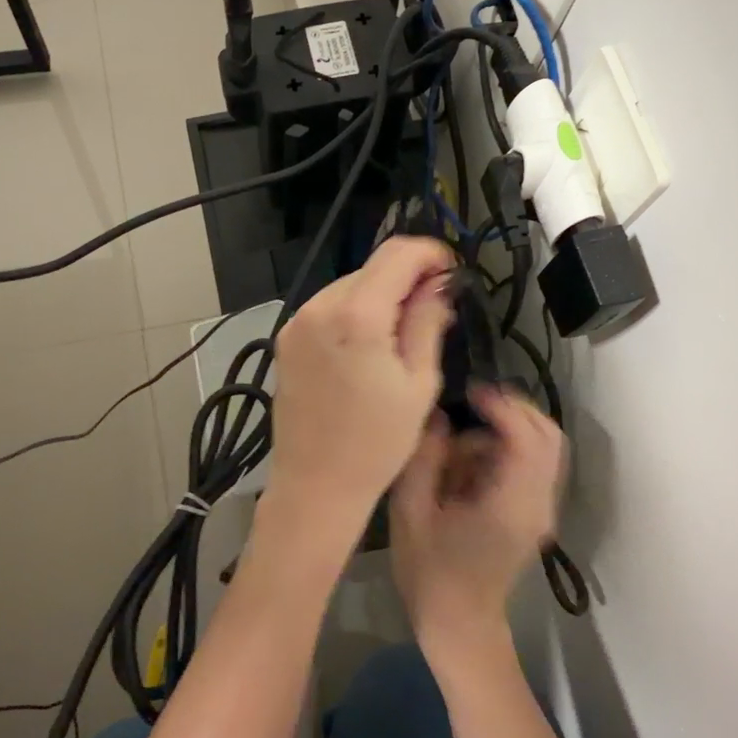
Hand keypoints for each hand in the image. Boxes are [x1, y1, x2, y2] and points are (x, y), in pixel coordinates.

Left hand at [267, 237, 455, 526]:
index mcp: (356, 315)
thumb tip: (438, 285)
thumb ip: (428, 322)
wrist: (315, 485)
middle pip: (372, 268)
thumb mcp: (418, 382)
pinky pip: (327, 309)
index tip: (451, 276)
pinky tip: (367, 348)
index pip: (399, 253)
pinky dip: (353, 315)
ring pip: (349, 286)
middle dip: (406, 280)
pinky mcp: (285, 341)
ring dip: (379, 297)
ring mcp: (296, 323)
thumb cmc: (377, 443)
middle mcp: (318, 307)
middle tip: (433, 313)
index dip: (431, 255)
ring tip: (401, 336)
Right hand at [391, 386, 567, 646]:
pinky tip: (464, 469)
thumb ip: (425, 459)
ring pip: (540, 450)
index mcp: (512, 504)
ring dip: (502, 436)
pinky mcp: (531, 516)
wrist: (459, 626)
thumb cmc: (430, 574)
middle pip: (548, 437)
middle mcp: (538, 504)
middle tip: (470, 404)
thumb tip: (440, 420)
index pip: (528, 438)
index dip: (503, 406)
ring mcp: (539, 511)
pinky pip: (527, 468)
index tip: (470, 392)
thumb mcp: (411, 513)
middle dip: (512, 411)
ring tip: (454, 451)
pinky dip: (502, 454)